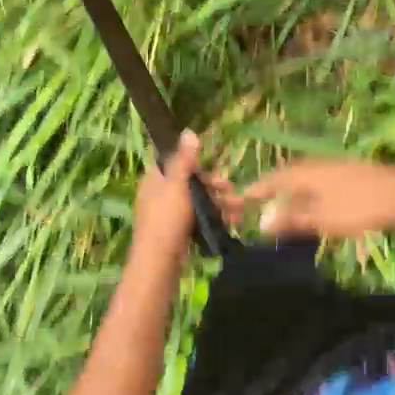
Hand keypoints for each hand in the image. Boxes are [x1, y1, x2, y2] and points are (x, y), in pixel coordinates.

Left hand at [133, 132, 242, 256]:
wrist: (159, 263)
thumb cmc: (167, 219)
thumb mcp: (178, 185)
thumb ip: (185, 160)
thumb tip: (189, 131)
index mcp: (155, 179)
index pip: (175, 162)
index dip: (196, 163)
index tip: (213, 168)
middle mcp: (159, 194)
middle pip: (190, 182)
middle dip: (214, 185)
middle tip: (231, 189)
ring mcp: (168, 214)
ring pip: (197, 201)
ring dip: (219, 202)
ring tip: (239, 209)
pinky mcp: (178, 232)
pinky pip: (198, 218)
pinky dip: (214, 218)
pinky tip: (231, 222)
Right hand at [245, 159, 394, 240]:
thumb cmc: (358, 208)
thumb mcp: (321, 219)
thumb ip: (291, 220)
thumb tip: (262, 222)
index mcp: (304, 173)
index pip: (272, 179)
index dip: (256, 190)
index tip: (242, 199)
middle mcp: (316, 164)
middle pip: (287, 176)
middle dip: (273, 189)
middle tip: (262, 204)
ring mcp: (335, 166)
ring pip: (305, 178)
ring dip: (293, 192)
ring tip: (286, 207)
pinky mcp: (351, 173)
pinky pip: (320, 181)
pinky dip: (310, 192)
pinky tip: (317, 204)